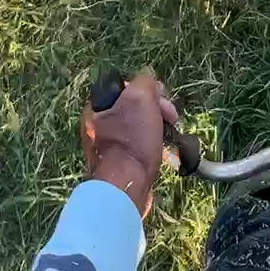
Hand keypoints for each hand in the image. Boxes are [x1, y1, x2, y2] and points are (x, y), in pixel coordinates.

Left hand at [82, 72, 177, 215]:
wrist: (125, 188)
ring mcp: (107, 144)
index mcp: (97, 106)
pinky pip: (138, 144)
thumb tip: (150, 82)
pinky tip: (164, 151)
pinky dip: (152, 145)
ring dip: (158, 128)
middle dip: (158, 110)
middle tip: (172, 120)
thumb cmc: (132, 140)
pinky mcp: (118, 162)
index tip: (163, 103)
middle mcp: (98, 123)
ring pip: (140, 125)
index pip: (129, 87)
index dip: (150, 91)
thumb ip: (145, 81)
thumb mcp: (140, 98)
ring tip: (171, 138)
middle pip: (136, 106)